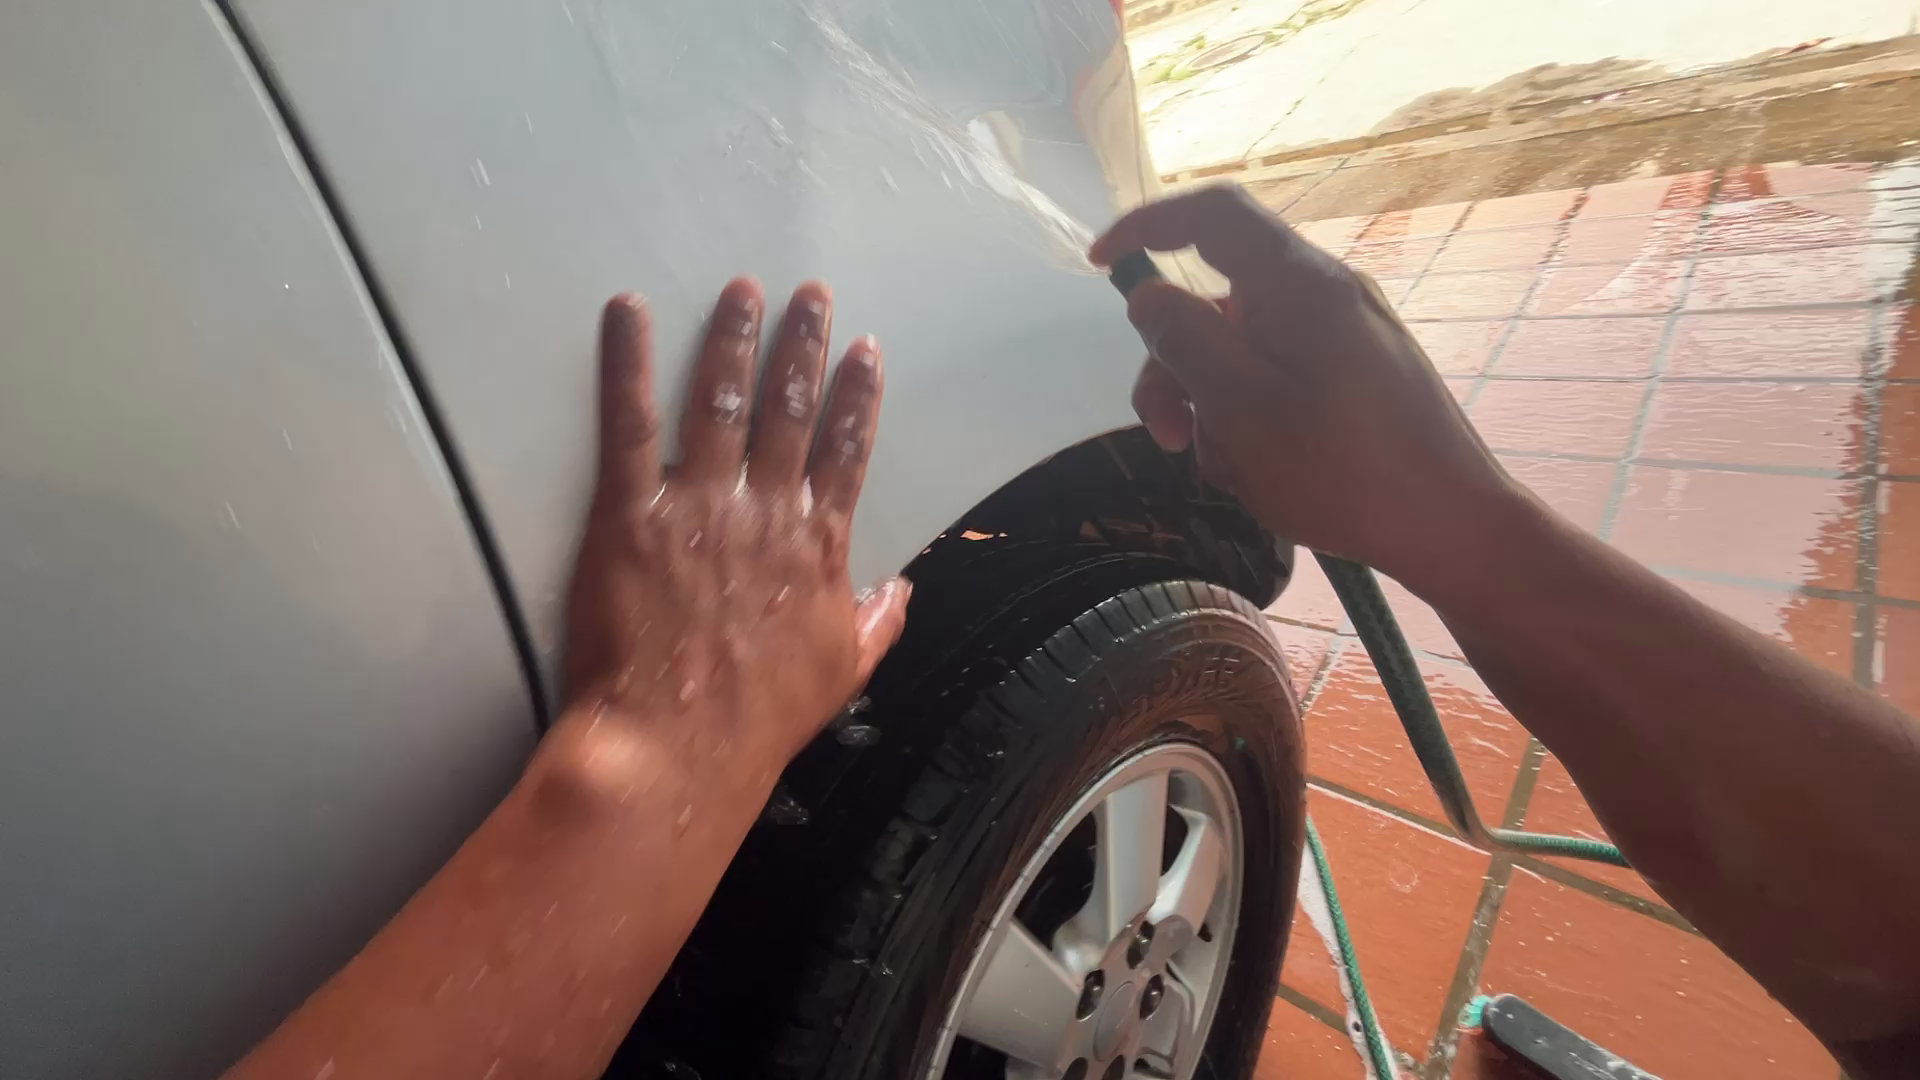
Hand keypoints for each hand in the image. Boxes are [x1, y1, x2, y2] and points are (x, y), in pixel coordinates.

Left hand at [554, 278, 909, 799]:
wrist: (681, 745)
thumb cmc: (764, 712)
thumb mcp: (845, 671)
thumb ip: (879, 622)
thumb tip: (903, 589)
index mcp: (817, 543)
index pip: (846, 451)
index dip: (857, 397)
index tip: (865, 350)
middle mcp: (767, 510)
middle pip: (792, 411)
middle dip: (804, 346)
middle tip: (810, 294)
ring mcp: (700, 505)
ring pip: (723, 403)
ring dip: (734, 340)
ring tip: (742, 291)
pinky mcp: (631, 514)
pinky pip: (629, 427)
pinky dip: (627, 365)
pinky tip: (628, 312)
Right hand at [1089, 185, 1518, 583]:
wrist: (1446, 524)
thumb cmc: (1342, 469)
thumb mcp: (1241, 407)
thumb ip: (1184, 340)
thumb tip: (1146, 293)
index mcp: (1297, 284)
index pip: (1212, 214)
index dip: (1147, 224)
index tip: (1098, 263)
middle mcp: (1317, 295)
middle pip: (1212, 302)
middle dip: (1173, 367)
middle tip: (1168, 437)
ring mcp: (1334, 335)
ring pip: (1233, 348)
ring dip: (1206, 404)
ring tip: (1225, 467)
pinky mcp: (1343, 372)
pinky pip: (1267, 376)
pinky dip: (1242, 415)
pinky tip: (1254, 466)